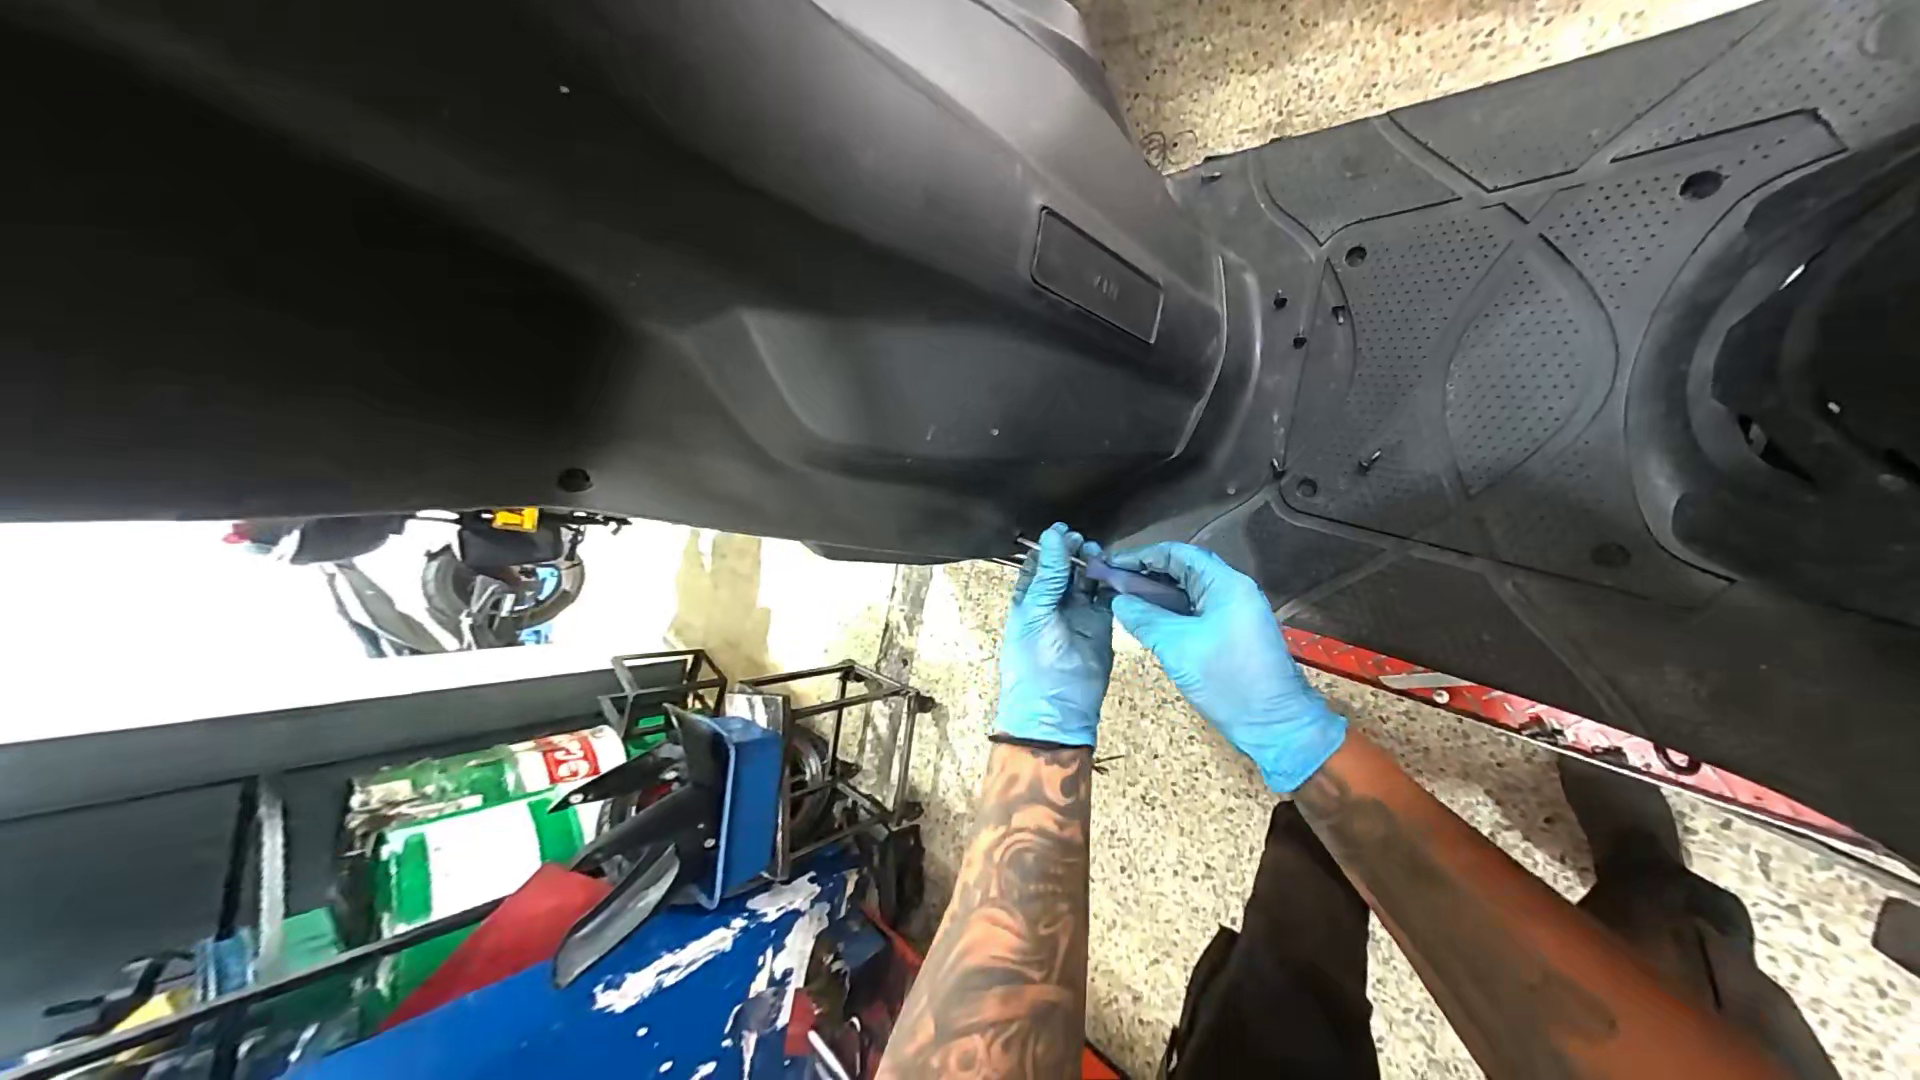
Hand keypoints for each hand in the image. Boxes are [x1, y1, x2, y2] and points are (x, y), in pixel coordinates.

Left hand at [994, 522, 1113, 747]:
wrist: (1056, 706)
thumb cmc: (1033, 658)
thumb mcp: (1035, 610)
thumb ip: (1049, 573)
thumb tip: (1054, 534)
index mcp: (1028, 599)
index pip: (1040, 564)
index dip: (1051, 546)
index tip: (1062, 530)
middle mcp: (1053, 604)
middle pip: (1066, 568)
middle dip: (1074, 552)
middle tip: (1083, 541)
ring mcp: (1078, 614)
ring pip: (1087, 580)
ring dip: (1092, 564)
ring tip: (1097, 552)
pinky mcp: (1101, 625)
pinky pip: (1107, 597)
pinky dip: (1111, 582)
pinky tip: (1113, 570)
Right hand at [1108, 542, 1344, 791]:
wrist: (1275, 725)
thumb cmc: (1228, 680)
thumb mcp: (1176, 646)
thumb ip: (1143, 618)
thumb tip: (1117, 600)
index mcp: (1225, 584)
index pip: (1177, 554)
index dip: (1140, 556)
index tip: (1109, 564)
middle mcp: (1231, 590)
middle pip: (1181, 570)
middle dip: (1143, 573)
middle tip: (1108, 580)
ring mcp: (1232, 612)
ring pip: (1185, 592)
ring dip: (1153, 593)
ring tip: (1119, 597)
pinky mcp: (1229, 632)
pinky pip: (1192, 611)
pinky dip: (1166, 611)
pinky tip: (1143, 618)